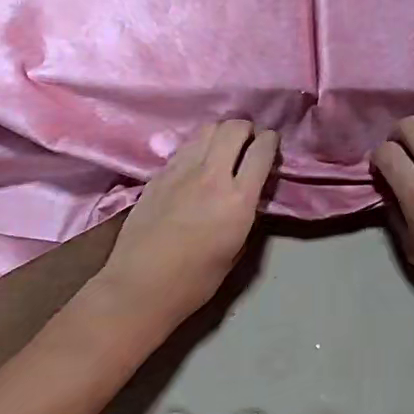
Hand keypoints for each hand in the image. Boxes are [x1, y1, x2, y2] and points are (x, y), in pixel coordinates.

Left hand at [91, 119, 279, 331]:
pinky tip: (196, 162)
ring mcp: (181, 171)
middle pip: (233, 128)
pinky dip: (197, 146)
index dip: (271, 141)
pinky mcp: (158, 174)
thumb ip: (246, 216)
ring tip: (223, 146)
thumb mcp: (236, 251)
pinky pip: (184, 147)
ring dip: (220, 132)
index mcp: (238, 199)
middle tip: (248, 141)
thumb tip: (249, 196)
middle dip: (246, 129)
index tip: (272, 142)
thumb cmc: (195, 281)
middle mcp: (211, 175)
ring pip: (206, 129)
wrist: (141, 285)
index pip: (261, 151)